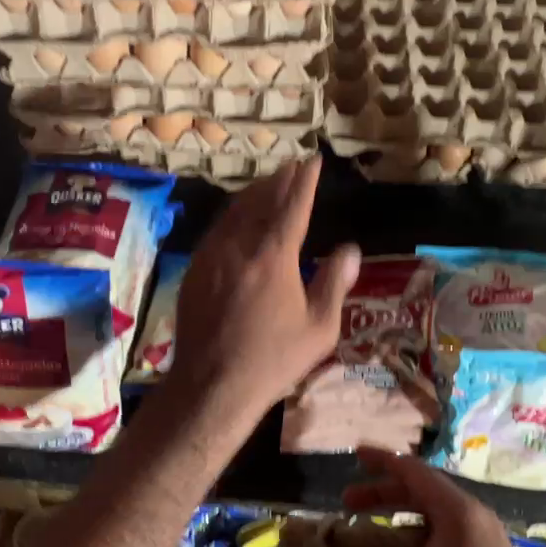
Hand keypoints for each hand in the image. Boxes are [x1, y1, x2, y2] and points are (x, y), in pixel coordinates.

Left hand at [169, 158, 359, 414]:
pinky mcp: (195, 270)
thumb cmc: (272, 361)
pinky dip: (233, 215)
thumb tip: (350, 248)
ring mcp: (212, 257)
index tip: (313, 160)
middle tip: (292, 166)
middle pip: (261, 201)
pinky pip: (217, 230)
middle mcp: (240, 247)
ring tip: (269, 184)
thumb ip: (334, 283)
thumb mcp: (319, 329)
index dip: (305, 181)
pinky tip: (238, 218)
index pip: (293, 206)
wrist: (211, 386)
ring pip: (235, 211)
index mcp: (275, 258)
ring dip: (254, 193)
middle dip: (279, 180)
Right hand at [322, 450, 545, 546]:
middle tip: (349, 502)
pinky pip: (445, 531)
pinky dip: (418, 533)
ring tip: (371, 528)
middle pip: (423, 490)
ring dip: (401, 515)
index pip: (414, 471)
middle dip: (384, 493)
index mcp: (460, 511)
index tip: (355, 454)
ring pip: (435, 513)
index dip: (382, 461)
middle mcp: (474, 516)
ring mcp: (484, 538)